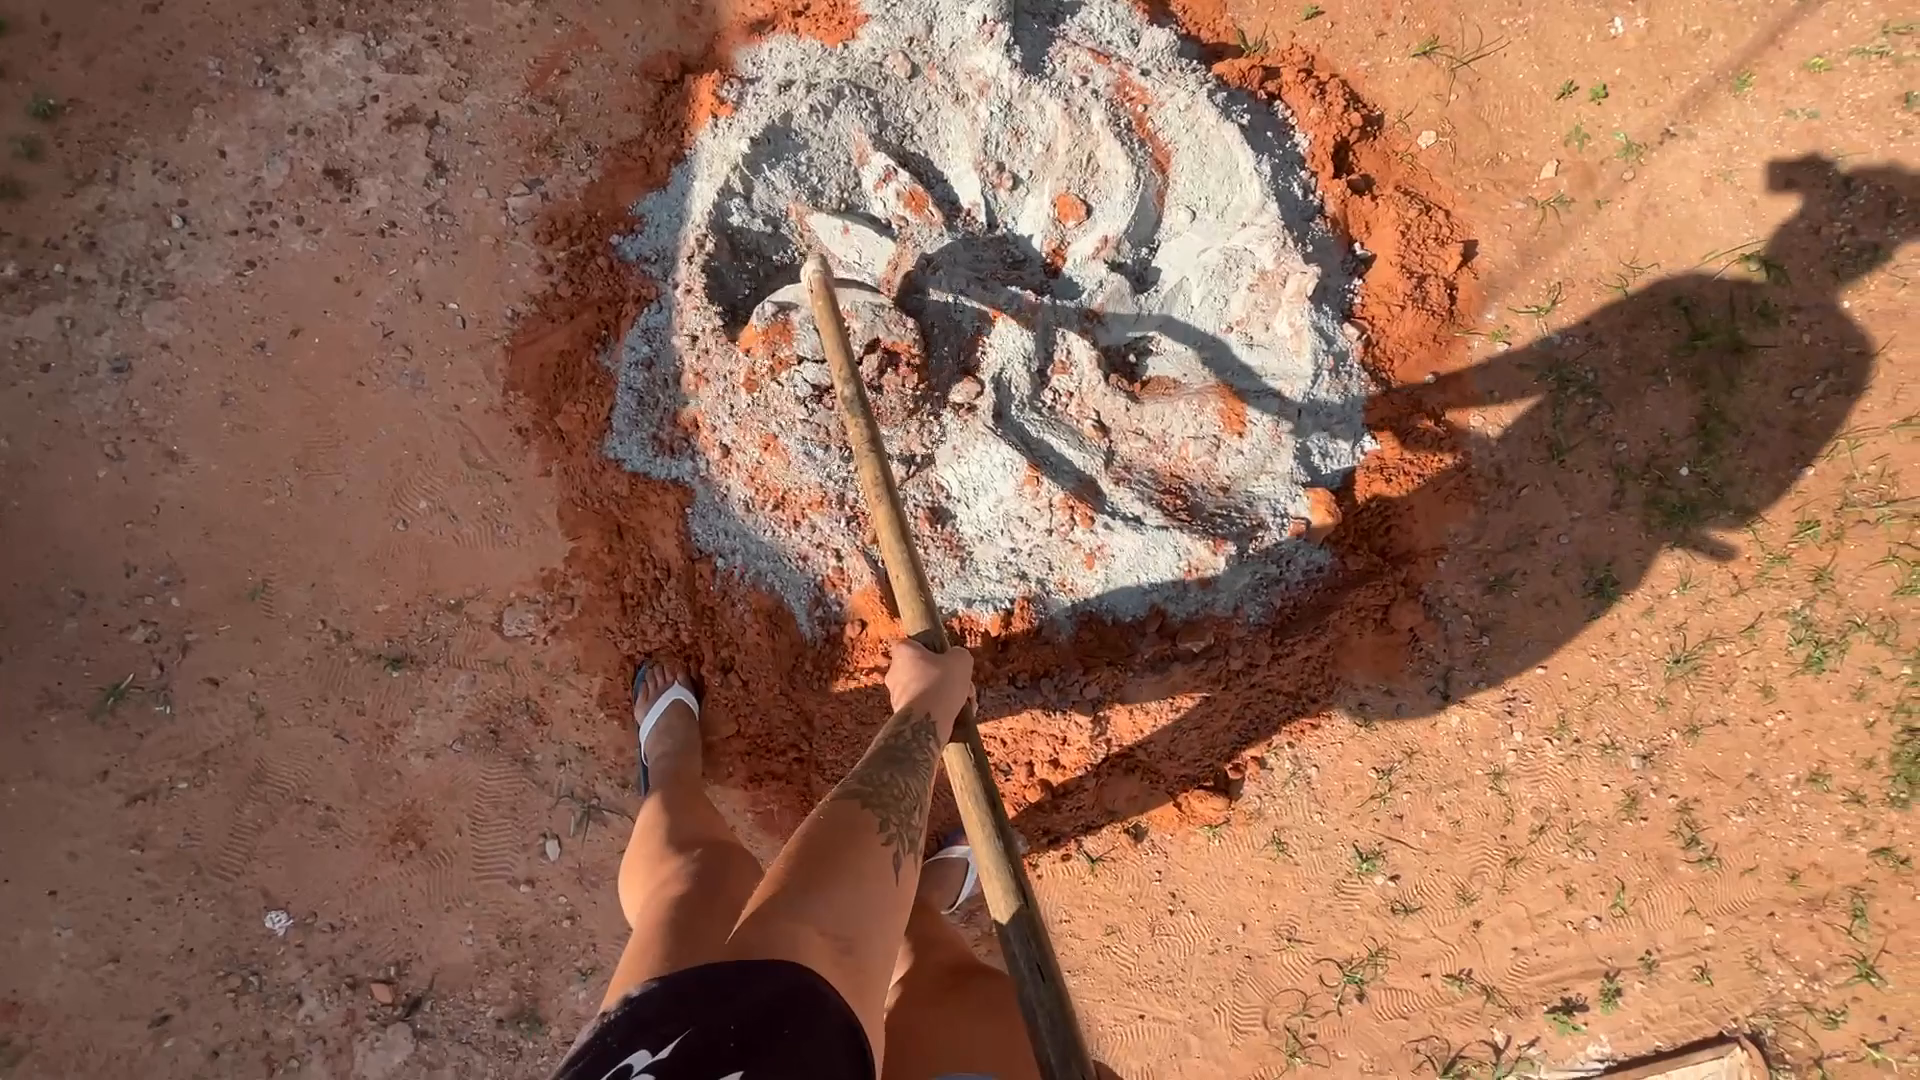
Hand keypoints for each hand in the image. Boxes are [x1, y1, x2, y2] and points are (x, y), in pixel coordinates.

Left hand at [884, 639, 972, 730]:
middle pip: (925, 669)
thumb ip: (958, 654)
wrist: (926, 721)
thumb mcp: (960, 659)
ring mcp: (896, 694)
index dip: (937, 652)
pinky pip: (924, 707)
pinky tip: (956, 715)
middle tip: (963, 685)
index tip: (951, 662)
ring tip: (965, 703)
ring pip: (926, 689)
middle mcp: (894, 671)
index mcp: (903, 651)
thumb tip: (957, 659)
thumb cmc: (940, 683)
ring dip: (945, 694)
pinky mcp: (902, 714)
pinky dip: (938, 709)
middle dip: (946, 678)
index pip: (918, 645)